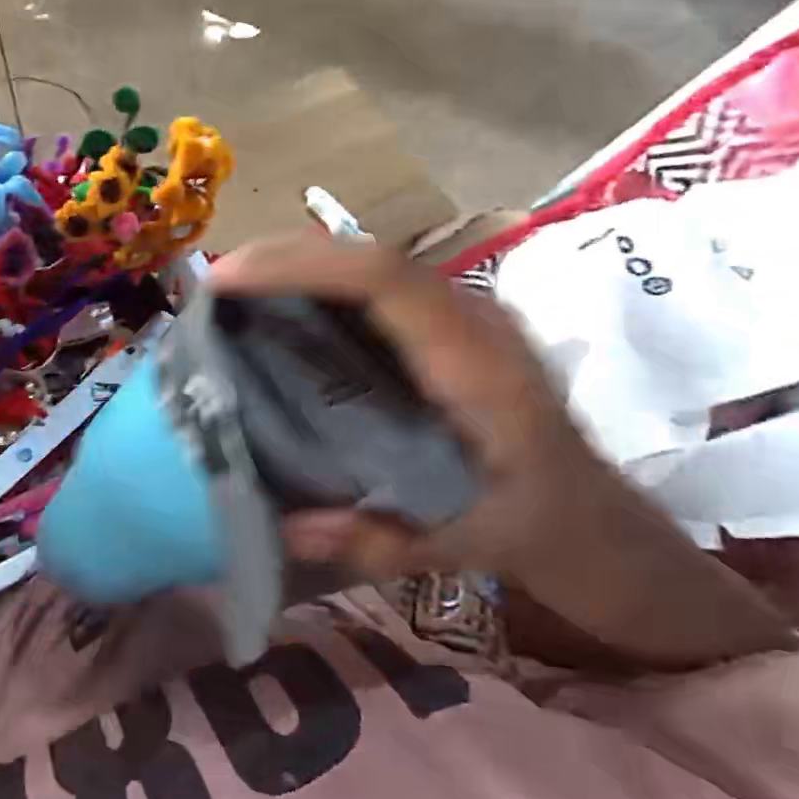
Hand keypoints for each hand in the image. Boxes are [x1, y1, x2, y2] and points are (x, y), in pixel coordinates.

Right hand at [209, 234, 643, 580]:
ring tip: (232, 291)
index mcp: (476, 364)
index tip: (228, 279)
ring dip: (296, 264)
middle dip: (282, 257)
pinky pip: (373, 285)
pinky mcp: (444, 323)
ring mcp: (459, 314)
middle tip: (212, 287)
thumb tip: (289, 525)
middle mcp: (469, 320)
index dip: (301, 266)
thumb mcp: (459, 544)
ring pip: (368, 262)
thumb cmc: (529, 522)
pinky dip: (317, 284)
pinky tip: (276, 309)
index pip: (386, 280)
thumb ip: (380, 540)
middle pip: (368, 255)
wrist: (586, 509)